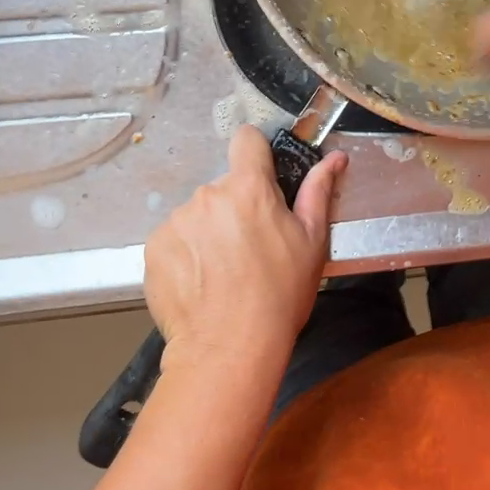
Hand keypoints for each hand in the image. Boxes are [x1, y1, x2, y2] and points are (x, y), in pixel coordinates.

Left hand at [144, 126, 347, 369]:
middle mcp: (207, 195)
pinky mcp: (154, 248)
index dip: (256, 153)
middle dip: (236, 207)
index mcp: (248, 187)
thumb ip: (318, 192)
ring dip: (209, 231)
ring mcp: (176, 221)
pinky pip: (174, 239)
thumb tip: (335, 157)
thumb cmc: (279, 295)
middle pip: (223, 186)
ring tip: (223, 271)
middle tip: (251, 246)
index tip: (262, 177)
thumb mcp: (311, 243)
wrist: (228, 349)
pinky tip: (201, 282)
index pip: (246, 140)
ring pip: (198, 214)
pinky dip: (186, 254)